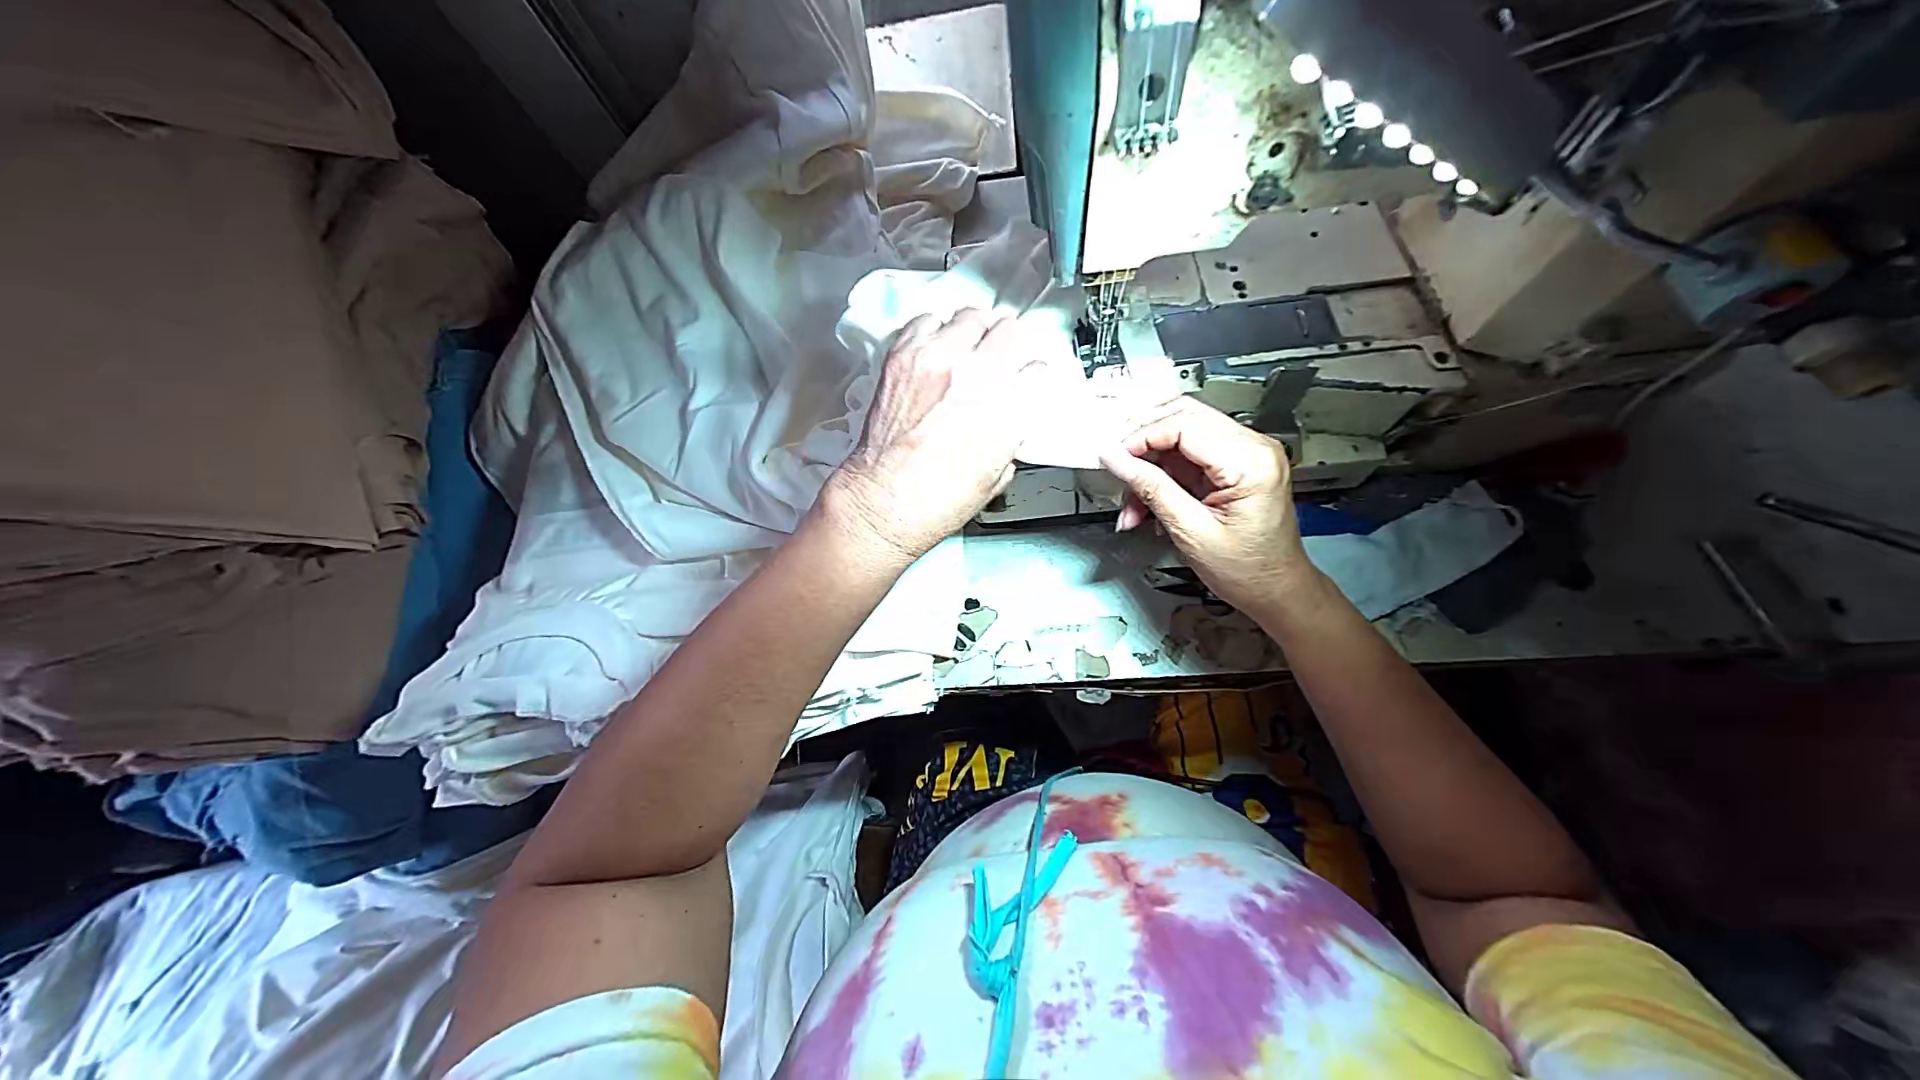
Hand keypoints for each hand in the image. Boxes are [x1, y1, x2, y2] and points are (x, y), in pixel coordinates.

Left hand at [820, 308, 1042, 562]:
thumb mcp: (998, 473)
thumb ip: (1012, 433)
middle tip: (1007, 357)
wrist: (884, 502)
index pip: (1037, 363)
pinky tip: (939, 349)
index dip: (1035, 371)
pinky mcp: (902, 357)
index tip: (1030, 375)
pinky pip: (928, 321)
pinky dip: (938, 331)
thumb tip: (1014, 417)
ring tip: (973, 348)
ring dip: (977, 331)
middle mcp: (973, 374)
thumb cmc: (935, 500)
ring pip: (971, 316)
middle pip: (1009, 328)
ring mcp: (935, 359)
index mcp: (1005, 406)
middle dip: (1013, 344)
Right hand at [1099, 395, 1318, 613]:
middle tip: (1119, 465)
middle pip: (1183, 417)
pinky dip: (1162, 476)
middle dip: (1143, 444)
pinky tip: (1148, 505)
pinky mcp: (1234, 464)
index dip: (1142, 437)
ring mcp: (1245, 454)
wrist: (1274, 590)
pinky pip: (1188, 456)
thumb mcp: (1190, 531)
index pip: (1184, 424)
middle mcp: (1254, 448)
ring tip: (1134, 503)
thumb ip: (1151, 488)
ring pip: (1180, 436)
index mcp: (1252, 462)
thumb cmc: (1250, 570)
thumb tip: (1118, 459)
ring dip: (1149, 466)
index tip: (1116, 457)